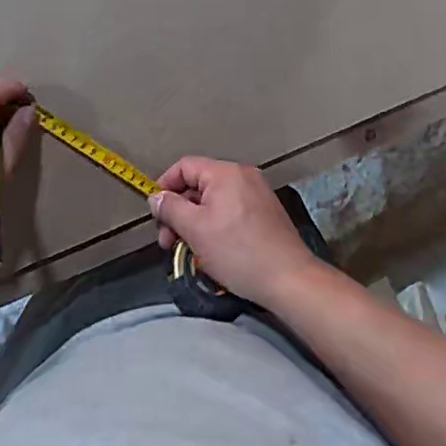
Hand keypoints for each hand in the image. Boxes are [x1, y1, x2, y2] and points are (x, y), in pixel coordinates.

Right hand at [147, 156, 323, 306]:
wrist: (289, 280)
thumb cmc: (239, 252)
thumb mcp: (195, 229)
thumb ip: (171, 208)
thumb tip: (156, 197)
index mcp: (226, 172)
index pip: (185, 166)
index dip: (165, 186)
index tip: (156, 213)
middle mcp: (243, 175)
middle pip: (199, 184)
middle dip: (179, 211)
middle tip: (168, 240)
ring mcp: (257, 193)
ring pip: (214, 200)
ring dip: (195, 221)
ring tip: (188, 249)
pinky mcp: (265, 212)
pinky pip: (230, 210)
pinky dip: (214, 225)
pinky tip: (210, 249)